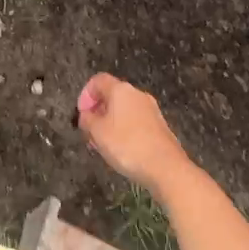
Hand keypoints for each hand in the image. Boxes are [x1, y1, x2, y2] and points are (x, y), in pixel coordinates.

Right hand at [76, 73, 192, 192]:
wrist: (167, 169)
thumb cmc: (127, 146)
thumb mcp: (98, 133)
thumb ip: (87, 120)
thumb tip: (86, 115)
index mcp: (121, 90)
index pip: (98, 81)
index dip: (86, 95)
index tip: (81, 115)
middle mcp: (137, 94)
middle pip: (112, 95)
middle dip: (98, 112)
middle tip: (90, 132)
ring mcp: (152, 111)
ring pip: (124, 111)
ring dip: (111, 123)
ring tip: (104, 145)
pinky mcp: (160, 127)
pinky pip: (136, 122)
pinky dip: (125, 131)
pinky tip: (123, 150)